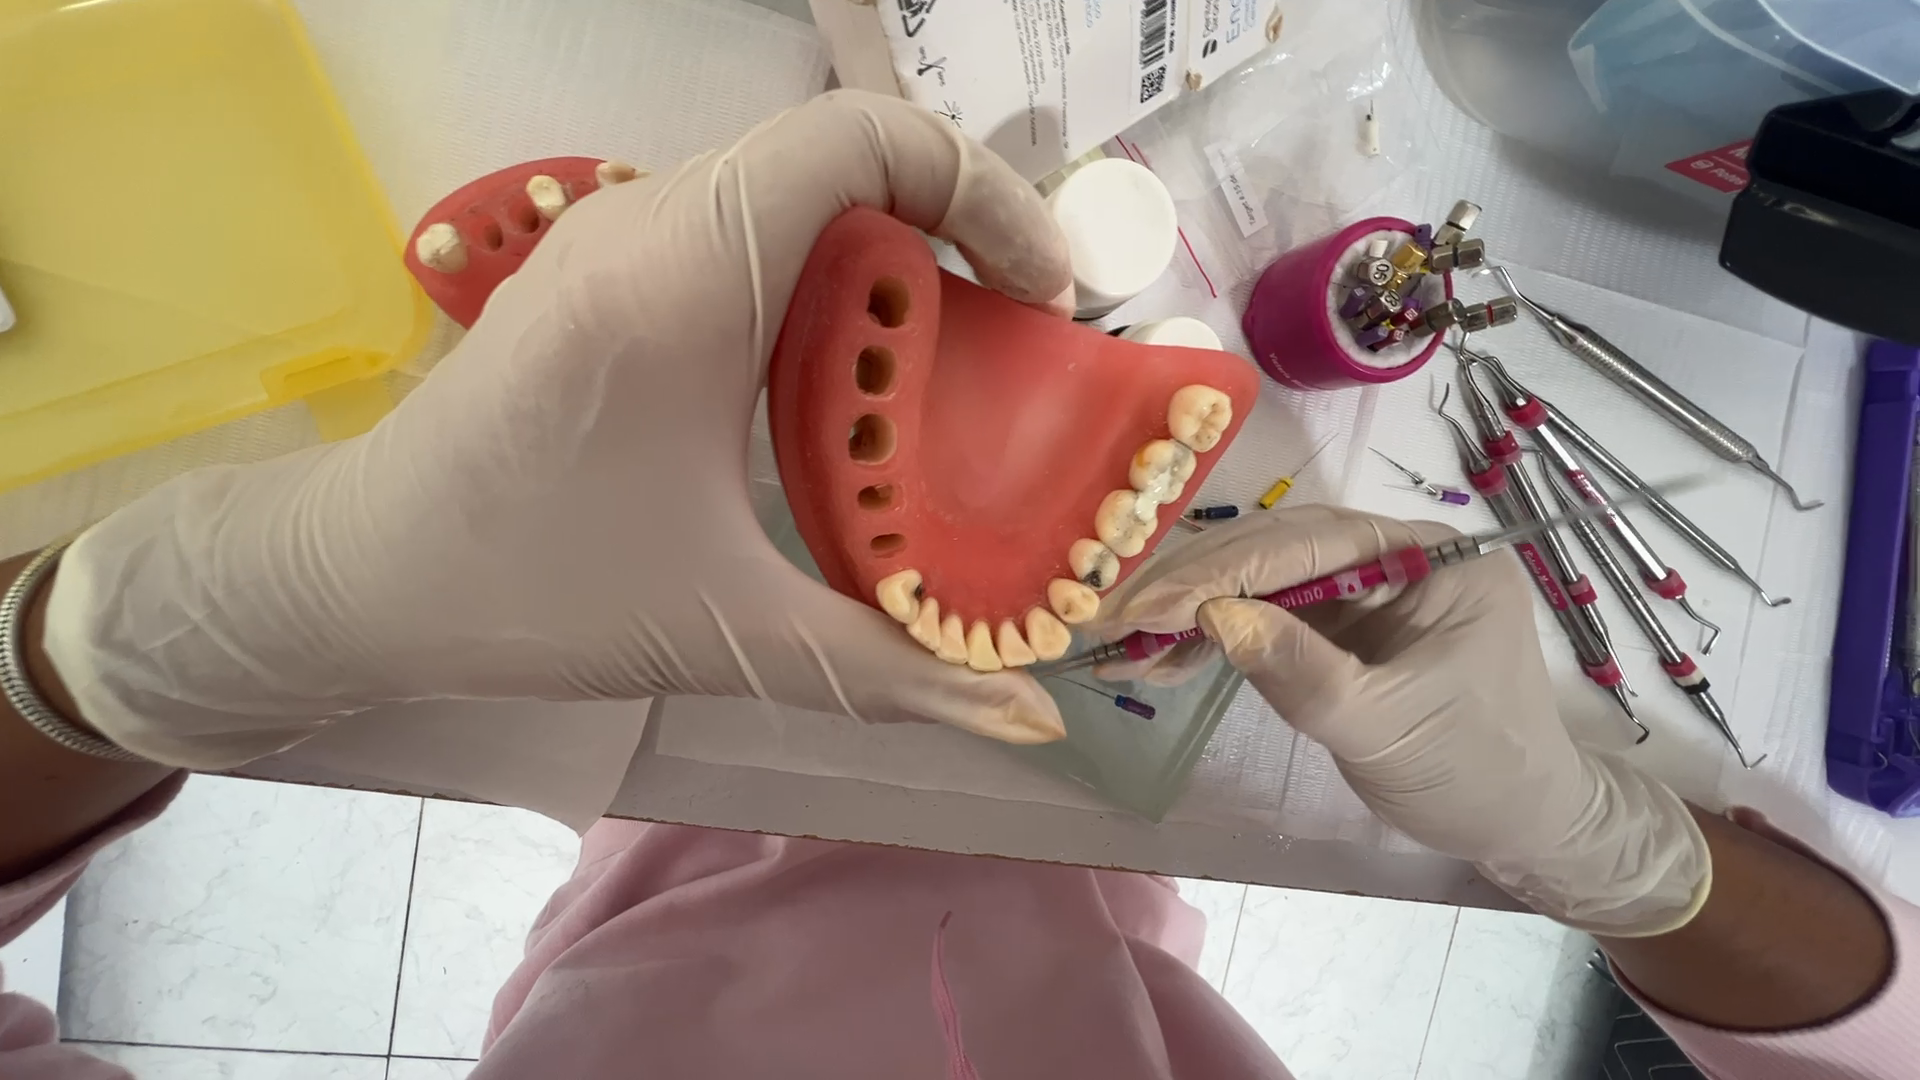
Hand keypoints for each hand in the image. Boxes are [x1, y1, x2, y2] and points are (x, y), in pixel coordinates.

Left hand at [39, 91, 1072, 768]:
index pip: (862, 140)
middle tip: (1019, 341)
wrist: (354, 573)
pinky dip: (838, 285)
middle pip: (849, 161)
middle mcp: (656, 224)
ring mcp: (627, 238)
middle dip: (961, 234)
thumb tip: (1025, 716)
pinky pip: (760, 235)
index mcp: (685, 282)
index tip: (1042, 294)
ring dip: (899, 261)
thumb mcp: (728, 636)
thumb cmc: (528, 592)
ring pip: (805, 196)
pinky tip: (853, 380)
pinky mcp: (616, 272)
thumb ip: (890, 675)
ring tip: (954, 361)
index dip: (983, 193)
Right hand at [1104, 505, 1709, 934]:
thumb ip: (1301, 670)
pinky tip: (1163, 661)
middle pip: (1269, 550)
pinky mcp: (1330, 618)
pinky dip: (1208, 637)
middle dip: (1189, 587)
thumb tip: (1212, 616)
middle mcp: (1388, 552)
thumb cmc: (1471, 773)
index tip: (1145, 607)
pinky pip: (1257, 612)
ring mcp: (1356, 584)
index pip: (1306, 544)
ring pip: (1253, 577)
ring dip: (1186, 610)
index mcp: (1428, 556)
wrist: (1513, 823)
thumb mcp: (1385, 726)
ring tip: (1123, 642)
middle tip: (1115, 618)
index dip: (1218, 573)